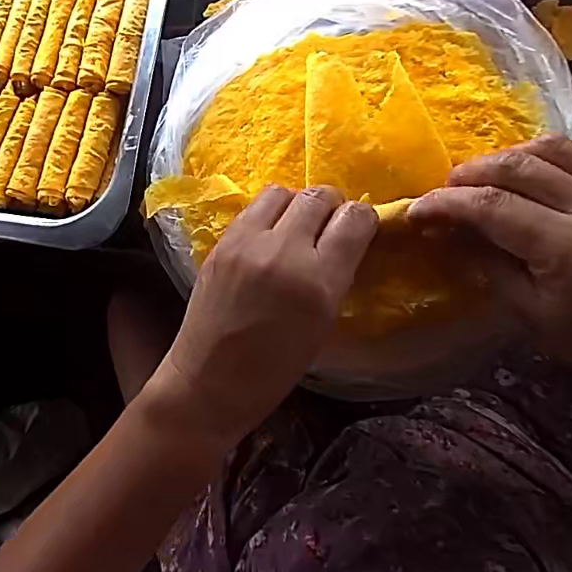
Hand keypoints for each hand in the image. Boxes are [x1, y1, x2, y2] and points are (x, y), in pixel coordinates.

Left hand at [150, 185, 376, 441]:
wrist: (208, 379)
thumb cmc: (274, 369)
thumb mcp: (323, 323)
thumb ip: (336, 275)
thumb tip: (345, 239)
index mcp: (318, 282)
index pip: (355, 219)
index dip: (363, 219)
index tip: (360, 228)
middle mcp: (282, 252)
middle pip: (317, 195)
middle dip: (331, 205)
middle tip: (328, 224)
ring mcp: (245, 244)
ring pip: (281, 192)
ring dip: (295, 204)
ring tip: (295, 227)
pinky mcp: (219, 244)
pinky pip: (250, 209)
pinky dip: (266, 215)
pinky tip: (267, 237)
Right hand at [409, 135, 571, 394]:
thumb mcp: (522, 307)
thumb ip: (481, 259)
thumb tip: (437, 230)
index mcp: (571, 249)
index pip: (492, 206)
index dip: (445, 203)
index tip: (415, 212)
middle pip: (515, 168)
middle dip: (465, 177)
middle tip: (439, 196)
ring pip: (544, 150)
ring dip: (497, 160)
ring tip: (472, 183)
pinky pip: (571, 152)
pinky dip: (531, 156)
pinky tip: (510, 175)